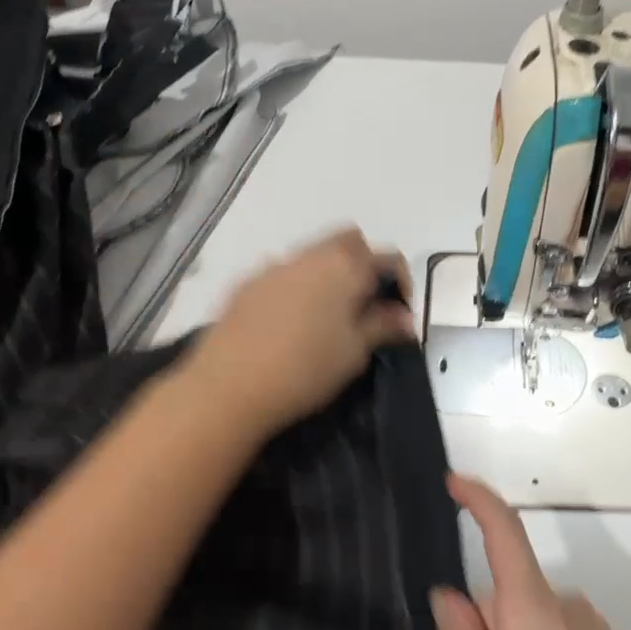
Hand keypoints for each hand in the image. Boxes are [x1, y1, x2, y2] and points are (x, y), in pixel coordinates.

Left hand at [176, 227, 414, 436]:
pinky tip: (288, 326)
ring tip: (325, 319)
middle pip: (348, 242)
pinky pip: (282, 275)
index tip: (398, 314)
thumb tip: (404, 316)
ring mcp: (273, 266)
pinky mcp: (245, 285)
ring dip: (327, 276)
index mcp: (345, 267)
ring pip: (312, 257)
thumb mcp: (355, 353)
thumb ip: (382, 326)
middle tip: (364, 305)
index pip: (388, 257)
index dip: (401, 282)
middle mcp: (310, 255)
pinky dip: (295, 290)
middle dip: (363, 265)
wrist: (227, 387)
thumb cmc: (305, 370)